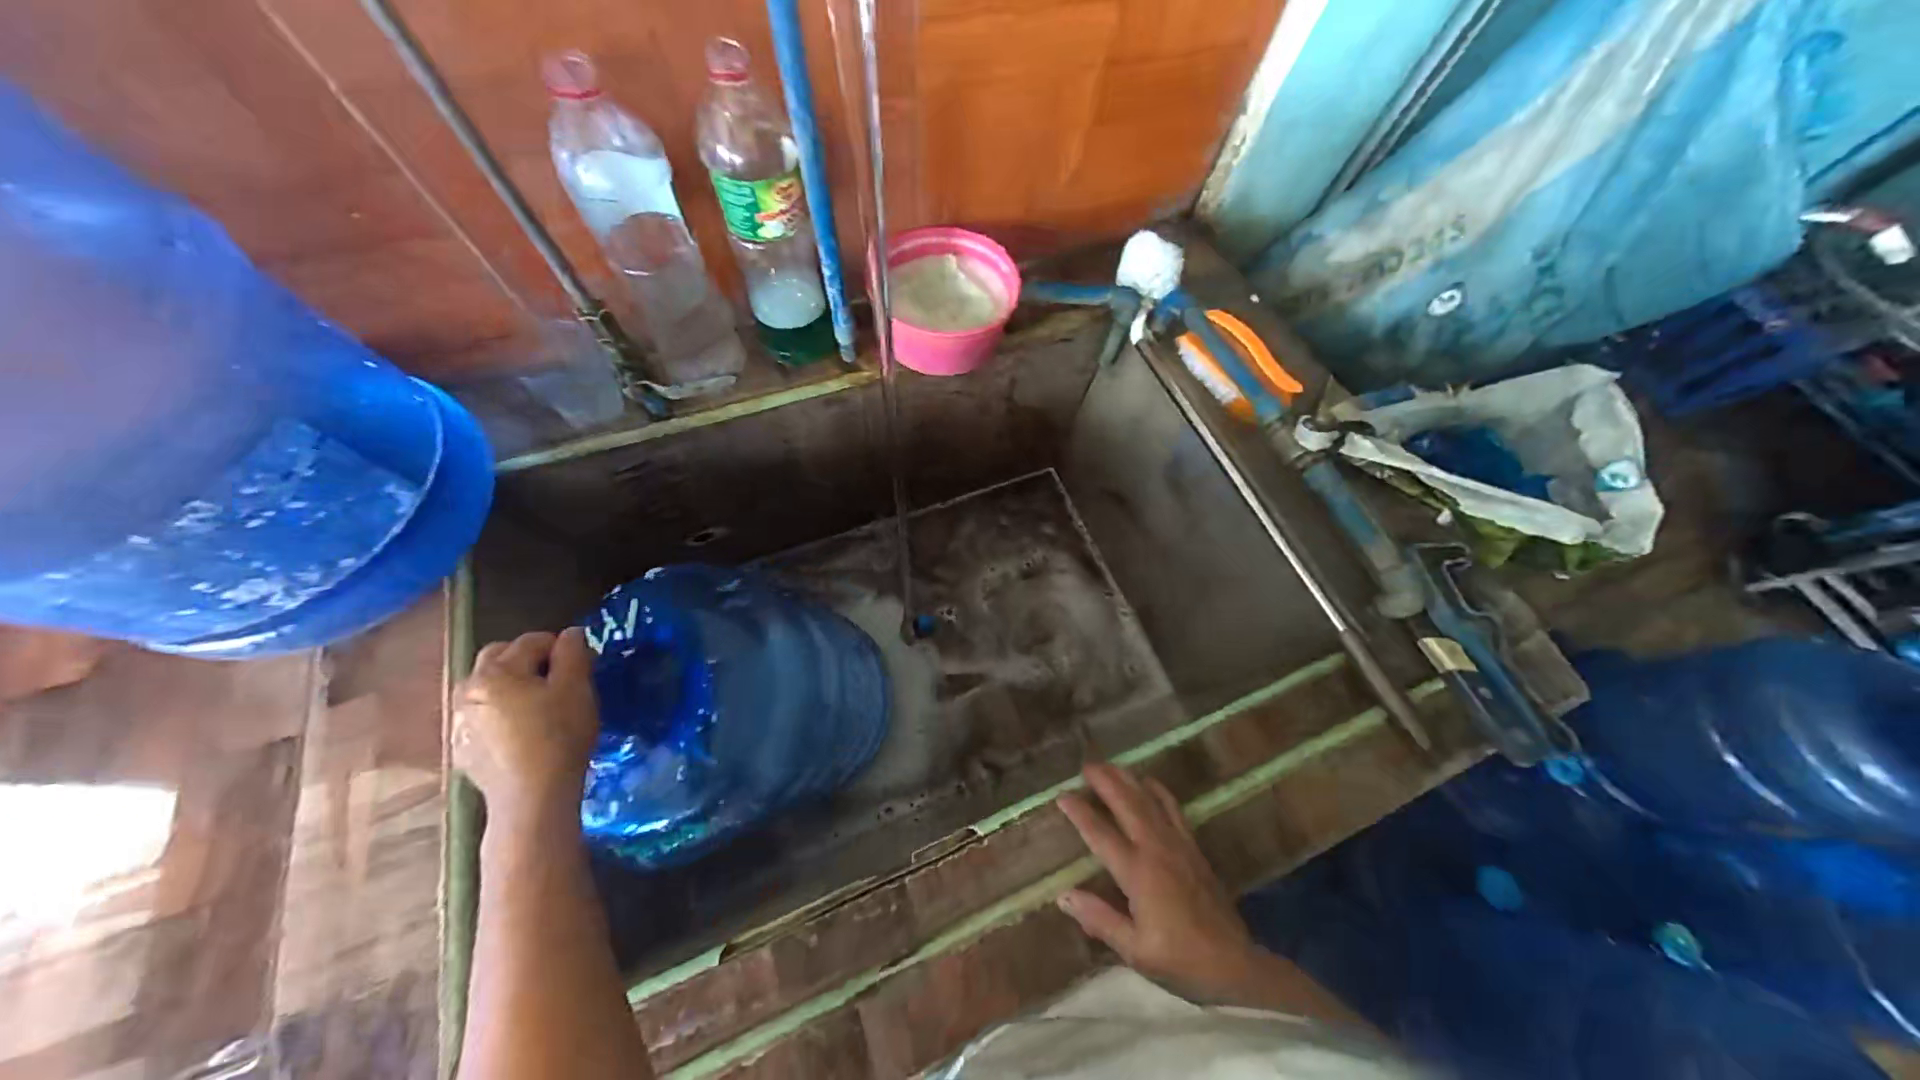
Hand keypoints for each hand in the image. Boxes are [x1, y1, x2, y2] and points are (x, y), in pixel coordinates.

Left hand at [453, 628, 599, 827]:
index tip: (580, 668)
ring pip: (488, 686)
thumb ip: (573, 653)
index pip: (533, 641)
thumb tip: (570, 633)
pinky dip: (500, 714)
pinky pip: (482, 715)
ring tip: (538, 707)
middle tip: (557, 682)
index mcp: (496, 670)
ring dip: (511, 686)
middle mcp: (467, 689)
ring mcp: (459, 720)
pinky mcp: (460, 747)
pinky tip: (522, 733)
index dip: (561, 649)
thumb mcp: (577, 688)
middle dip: (528, 661)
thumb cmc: (559, 736)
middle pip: (500, 657)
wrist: (531, 798)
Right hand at [1055, 763, 1262, 1000]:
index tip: (1061, 795)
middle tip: (1085, 766)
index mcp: (1138, 873)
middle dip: (1105, 782)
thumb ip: (1099, 919)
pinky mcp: (1194, 848)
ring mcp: (1178, 845)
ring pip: (1149, 801)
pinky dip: (1159, 791)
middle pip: (1127, 805)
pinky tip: (1149, 782)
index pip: (1101, 834)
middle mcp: (1156, 850)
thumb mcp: (1135, 950)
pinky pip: (1174, 809)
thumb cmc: (1180, 960)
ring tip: (1110, 765)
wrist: (1235, 965)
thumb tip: (1063, 895)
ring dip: (1128, 780)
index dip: (1080, 813)